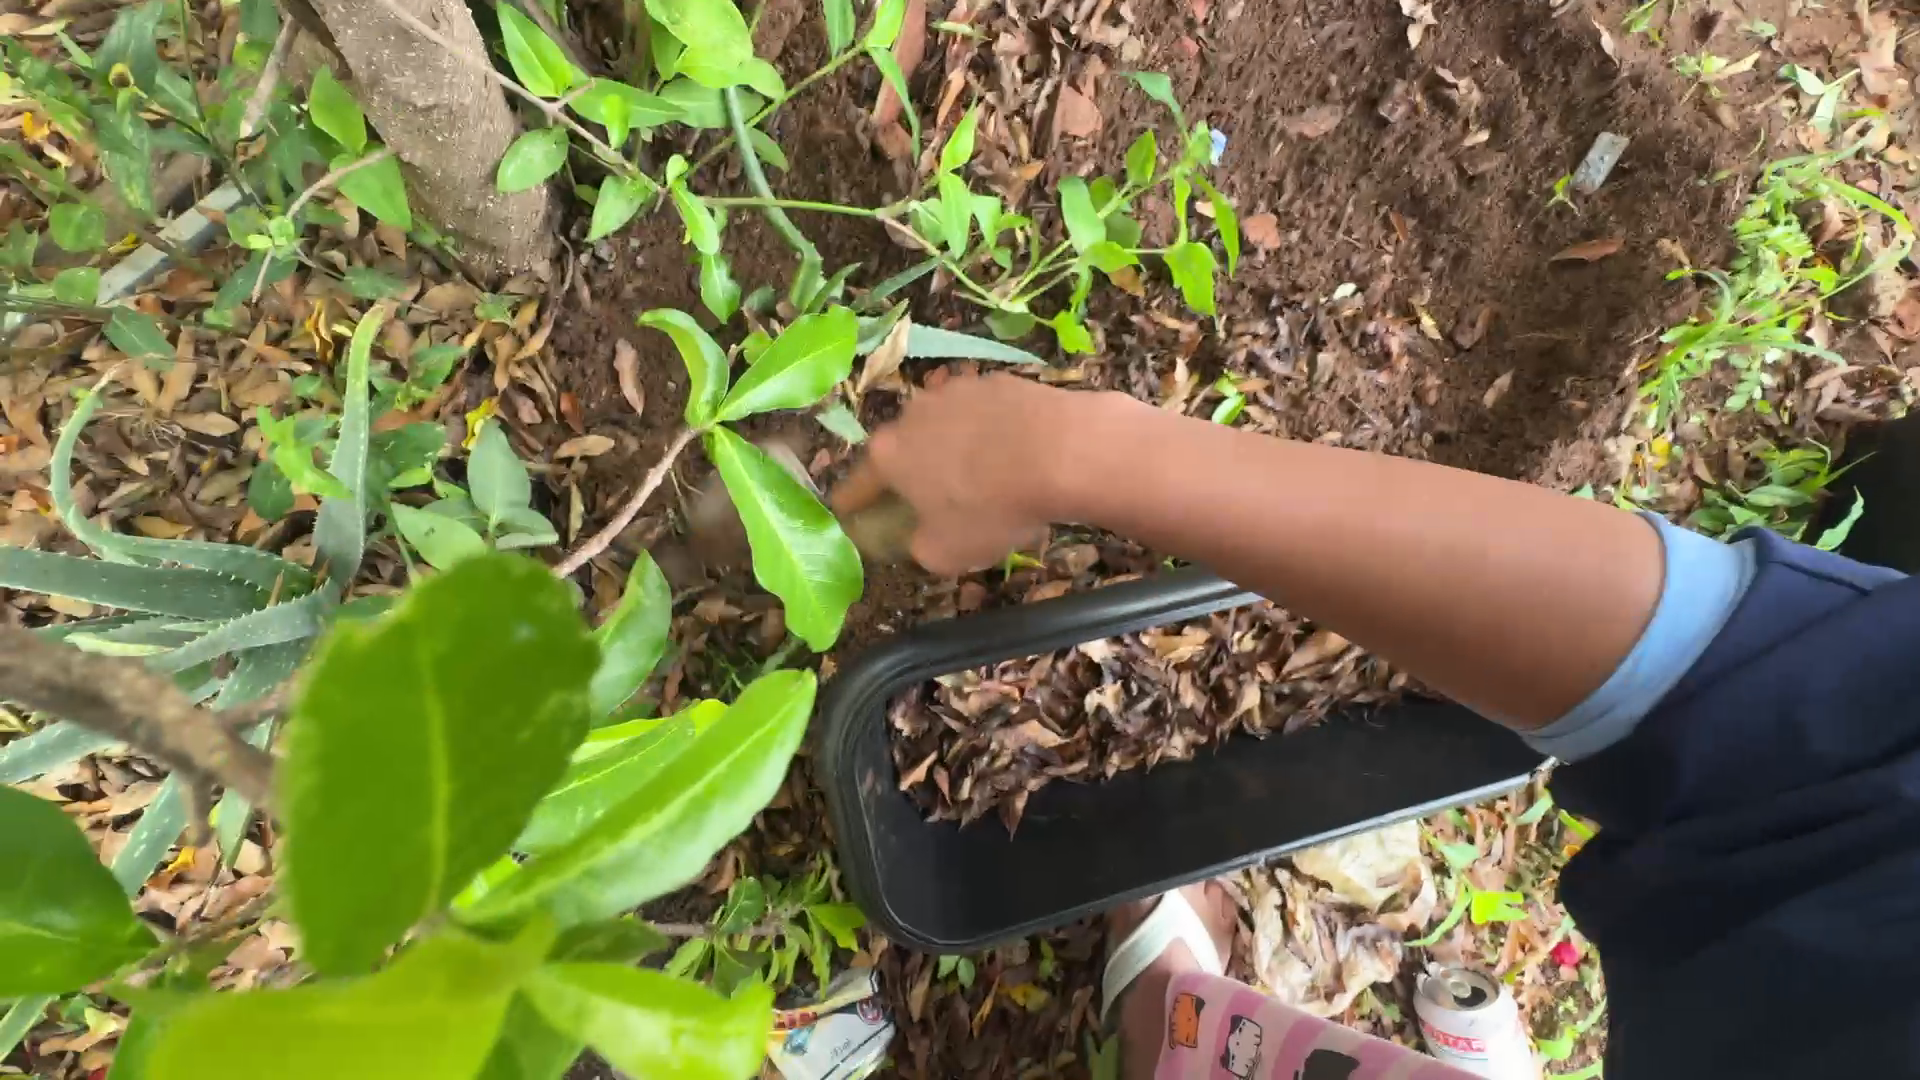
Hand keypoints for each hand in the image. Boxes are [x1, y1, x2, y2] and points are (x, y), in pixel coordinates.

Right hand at [831, 374, 1097, 573]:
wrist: (1061, 452)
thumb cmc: (991, 509)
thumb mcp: (946, 553)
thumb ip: (918, 547)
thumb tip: (919, 537)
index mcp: (889, 455)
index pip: (856, 485)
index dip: (854, 504)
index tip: (851, 514)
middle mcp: (912, 414)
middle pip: (901, 449)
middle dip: (910, 474)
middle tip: (932, 500)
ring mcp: (955, 391)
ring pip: (942, 427)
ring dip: (951, 449)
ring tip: (981, 475)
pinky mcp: (994, 380)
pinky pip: (982, 415)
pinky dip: (989, 432)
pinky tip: (1013, 453)